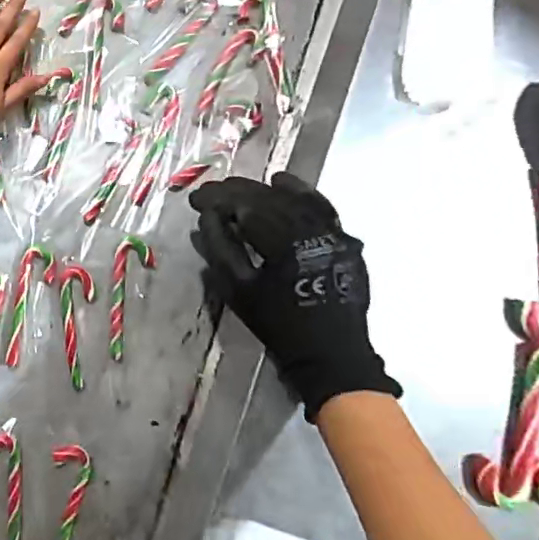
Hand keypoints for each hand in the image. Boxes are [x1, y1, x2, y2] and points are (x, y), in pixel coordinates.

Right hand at [189, 174, 399, 421]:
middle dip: (236, 192)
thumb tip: (207, 217)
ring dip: (262, 190)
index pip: (247, 208)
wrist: (331, 356)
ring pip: (294, 199)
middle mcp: (315, 231)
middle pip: (270, 199)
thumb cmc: (279, 326)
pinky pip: (322, 207)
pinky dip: (301, 193)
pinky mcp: (343, 239)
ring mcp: (334, 233)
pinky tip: (282, 183)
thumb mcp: (239, 291)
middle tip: (209, 191)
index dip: (218, 200)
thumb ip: (221, 249)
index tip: (195, 199)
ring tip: (235, 187)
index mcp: (287, 244)